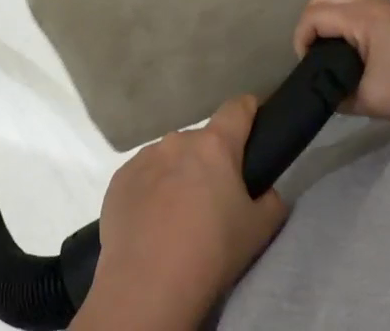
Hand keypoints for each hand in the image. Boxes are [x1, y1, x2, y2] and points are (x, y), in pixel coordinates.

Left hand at [86, 97, 287, 323]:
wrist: (149, 281)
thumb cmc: (213, 250)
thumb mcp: (260, 229)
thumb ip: (271, 200)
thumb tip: (264, 190)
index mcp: (214, 146)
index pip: (236, 109)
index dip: (248, 109)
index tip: (254, 114)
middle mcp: (176, 141)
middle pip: (200, 141)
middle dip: (210, 161)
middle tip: (215, 197)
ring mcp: (143, 158)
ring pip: (169, 158)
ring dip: (178, 174)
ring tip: (180, 215)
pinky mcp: (118, 179)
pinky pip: (143, 177)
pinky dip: (151, 191)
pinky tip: (153, 223)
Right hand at [293, 0, 389, 134]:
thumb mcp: (371, 101)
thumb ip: (337, 95)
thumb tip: (322, 92)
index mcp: (365, 19)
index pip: (315, 15)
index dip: (301, 39)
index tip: (307, 67)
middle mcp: (375, 3)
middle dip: (310, 20)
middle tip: (314, 52)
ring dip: (328, 7)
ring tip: (328, 39)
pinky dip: (346, 6)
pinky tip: (351, 36)